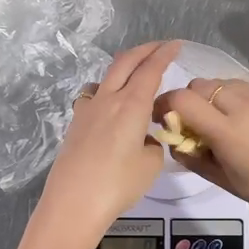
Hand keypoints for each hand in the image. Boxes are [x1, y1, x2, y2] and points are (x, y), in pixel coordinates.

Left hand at [38, 41, 180, 235]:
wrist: (72, 203)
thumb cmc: (117, 184)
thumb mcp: (150, 166)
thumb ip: (153, 145)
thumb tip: (145, 139)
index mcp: (131, 104)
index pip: (151, 69)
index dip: (164, 54)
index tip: (176, 45)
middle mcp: (108, 99)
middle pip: (125, 62)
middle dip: (144, 50)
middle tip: (160, 47)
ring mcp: (87, 110)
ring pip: (107, 77)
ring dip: (125, 68)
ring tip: (137, 74)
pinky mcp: (75, 124)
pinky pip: (95, 96)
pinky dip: (109, 89)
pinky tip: (113, 105)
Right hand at [154, 78, 248, 221]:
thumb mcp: (217, 177)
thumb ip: (189, 155)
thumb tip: (172, 139)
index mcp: (226, 130)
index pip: (182, 99)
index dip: (165, 105)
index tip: (162, 118)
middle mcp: (241, 106)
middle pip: (198, 85)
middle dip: (186, 100)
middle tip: (189, 121)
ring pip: (218, 81)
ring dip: (208, 96)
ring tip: (214, 118)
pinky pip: (239, 85)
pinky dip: (228, 95)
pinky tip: (236, 116)